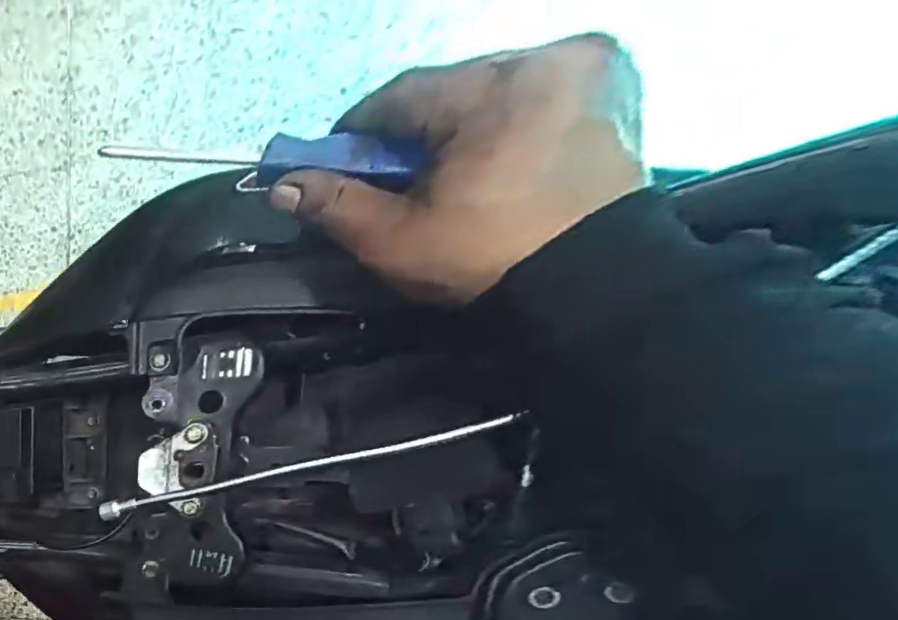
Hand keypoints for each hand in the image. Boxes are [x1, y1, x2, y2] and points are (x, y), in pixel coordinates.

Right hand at [271, 33, 646, 304]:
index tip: (336, 164)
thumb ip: (336, 204)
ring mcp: (591, 67)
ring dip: (455, 125)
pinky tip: (489, 161)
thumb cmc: (483, 258)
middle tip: (389, 179)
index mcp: (495, 88)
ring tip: (441, 174)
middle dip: (409, 132)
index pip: (398, 96)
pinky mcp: (614, 88)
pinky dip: (500, 122)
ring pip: (489, 90)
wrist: (588, 283)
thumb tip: (283, 185)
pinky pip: (532, 95)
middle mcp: (549, 57)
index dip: (355, 132)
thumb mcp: (394, 238)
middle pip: (447, 90)